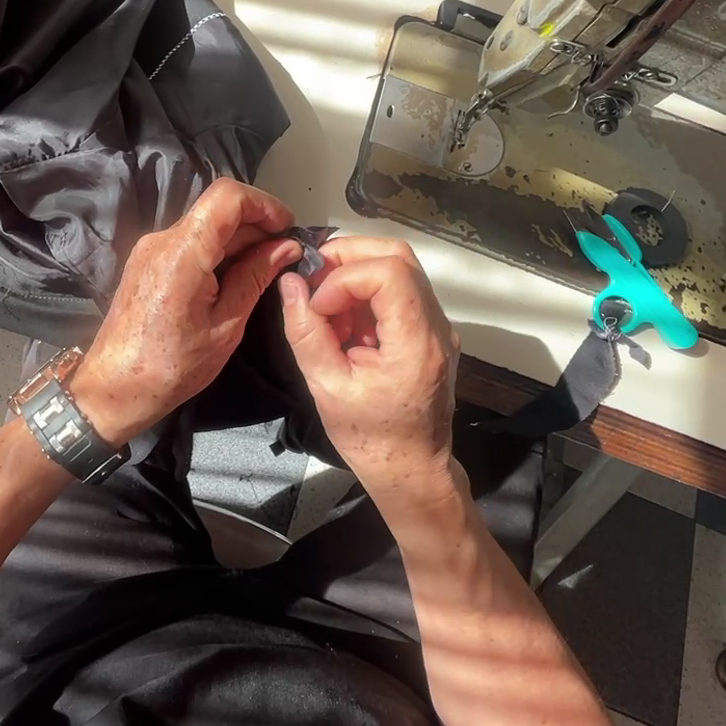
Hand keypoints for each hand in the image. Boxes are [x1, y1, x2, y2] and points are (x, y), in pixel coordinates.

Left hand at [73, 180, 301, 444]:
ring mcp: (150, 249)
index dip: (264, 204)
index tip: (287, 229)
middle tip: (286, 255)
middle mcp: (162, 239)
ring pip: (204, 226)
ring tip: (265, 269)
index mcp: (183, 252)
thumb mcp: (226, 326)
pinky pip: (189, 243)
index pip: (228, 196)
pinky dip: (217, 251)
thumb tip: (286, 247)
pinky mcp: (146, 262)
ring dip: (238, 239)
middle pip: (217, 210)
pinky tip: (234, 278)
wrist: (114, 388)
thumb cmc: (172, 366)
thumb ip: (255, 277)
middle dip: (257, 225)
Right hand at [279, 237, 459, 498]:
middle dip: (348, 258)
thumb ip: (305, 332)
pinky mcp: (428, 330)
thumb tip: (289, 283)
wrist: (411, 470)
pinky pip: (398, 290)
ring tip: (326, 305)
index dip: (344, 277)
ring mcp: (437, 326)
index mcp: (416, 343)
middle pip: (398, 256)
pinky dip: (364, 292)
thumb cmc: (368, 438)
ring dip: (355, 274)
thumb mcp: (326, 388)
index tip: (318, 306)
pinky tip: (343, 321)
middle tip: (313, 281)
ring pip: (399, 267)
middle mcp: (436, 326)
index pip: (390, 273)